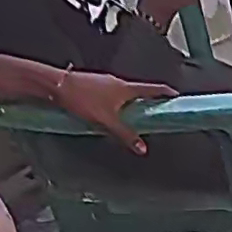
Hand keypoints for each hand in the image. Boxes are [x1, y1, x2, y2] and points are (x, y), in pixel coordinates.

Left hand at [52, 70, 177, 154]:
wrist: (55, 85)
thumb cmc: (81, 98)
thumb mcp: (106, 121)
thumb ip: (125, 135)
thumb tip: (141, 148)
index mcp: (125, 88)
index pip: (152, 89)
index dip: (166, 93)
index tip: (176, 97)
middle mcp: (117, 83)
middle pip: (140, 92)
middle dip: (150, 102)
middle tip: (158, 113)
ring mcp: (105, 83)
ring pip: (126, 95)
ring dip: (134, 105)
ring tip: (136, 120)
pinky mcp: (96, 87)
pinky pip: (114, 97)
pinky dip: (120, 106)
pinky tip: (114, 117)